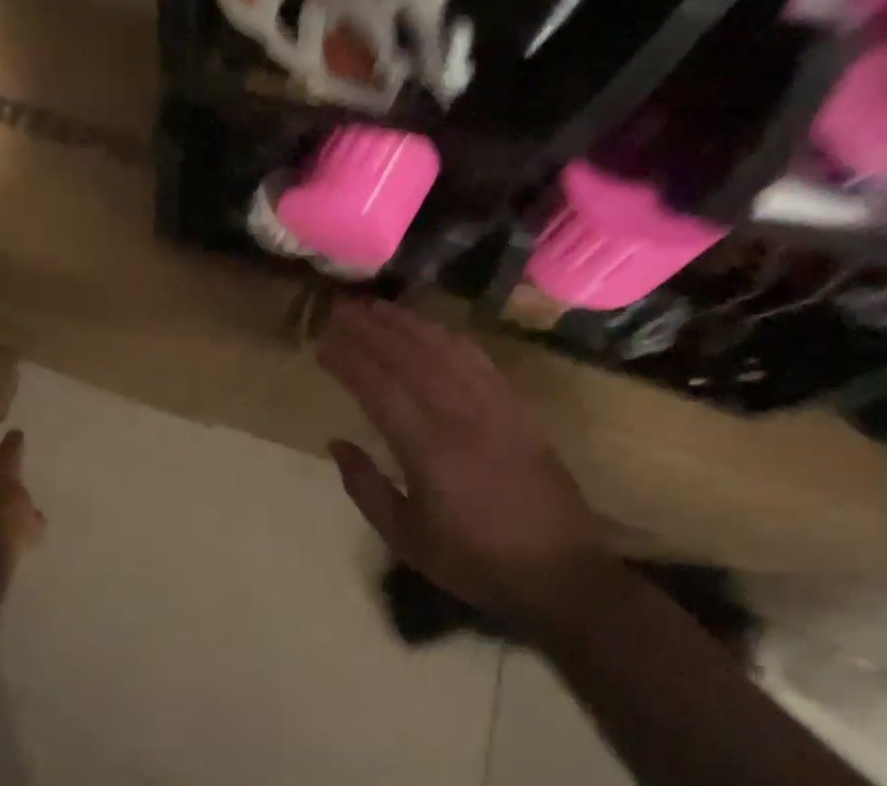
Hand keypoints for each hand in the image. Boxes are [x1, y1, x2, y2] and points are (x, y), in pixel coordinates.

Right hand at [317, 299, 614, 633]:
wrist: (563, 578)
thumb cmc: (475, 562)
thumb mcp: (405, 538)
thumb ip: (365, 487)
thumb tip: (338, 442)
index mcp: (429, 451)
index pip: (379, 389)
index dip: (349, 361)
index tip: (322, 343)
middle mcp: (463, 420)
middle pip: (412, 360)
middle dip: (373, 330)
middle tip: (342, 310)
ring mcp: (497, 412)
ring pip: (447, 353)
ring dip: (411, 325)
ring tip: (380, 308)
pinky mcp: (520, 414)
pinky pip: (481, 364)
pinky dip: (451, 340)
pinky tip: (432, 330)